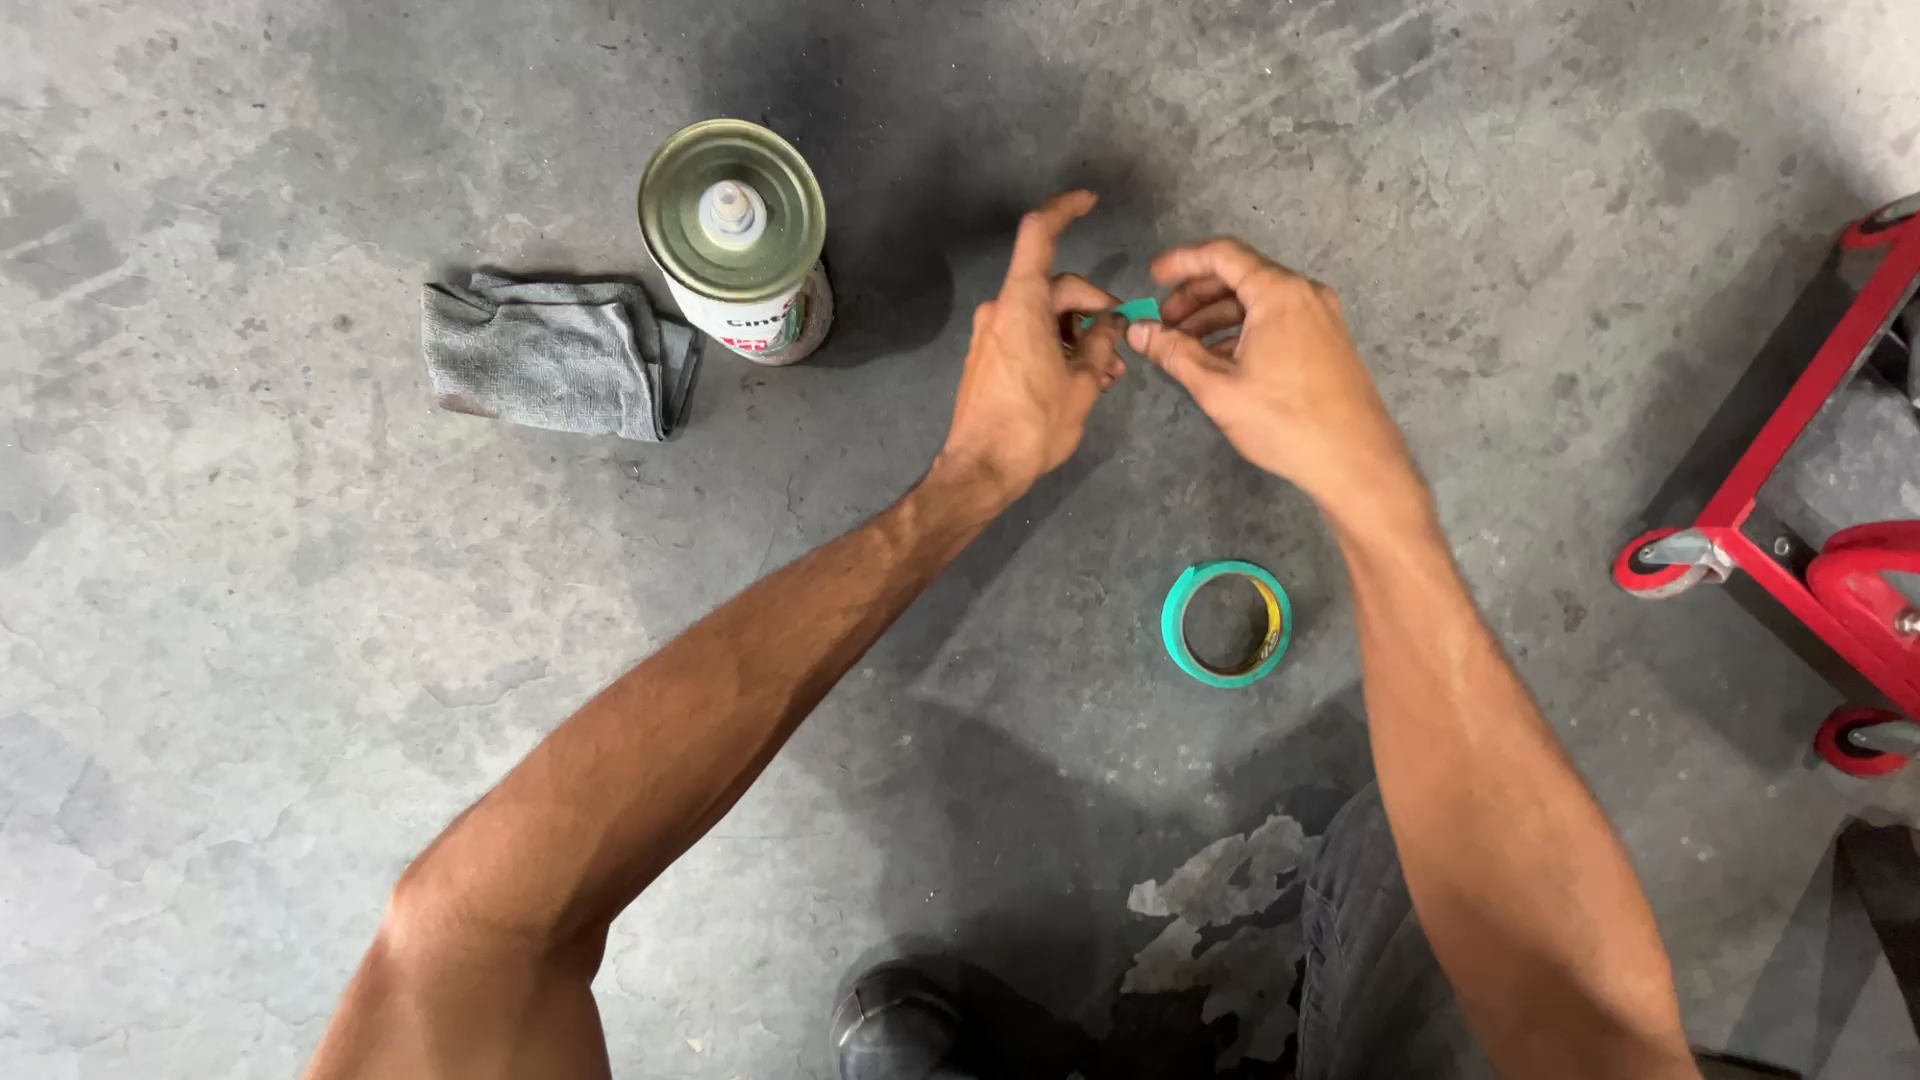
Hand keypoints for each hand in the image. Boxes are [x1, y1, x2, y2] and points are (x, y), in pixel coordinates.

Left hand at [937, 190, 1127, 507]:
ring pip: (1044, 317)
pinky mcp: (987, 360)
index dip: (1064, 210)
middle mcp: (1000, 311)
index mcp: (1021, 305)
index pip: (1038, 235)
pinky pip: (1027, 338)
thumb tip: (1110, 324)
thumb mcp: (1082, 384)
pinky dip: (1056, 347)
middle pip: (1055, 287)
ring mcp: (989, 337)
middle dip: (1093, 309)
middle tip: (1121, 343)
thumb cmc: (1033, 425)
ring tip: (1109, 372)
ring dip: (1079, 334)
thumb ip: (1101, 344)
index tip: (1088, 202)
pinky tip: (1081, 378)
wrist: (980, 469)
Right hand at [1126, 238, 1427, 525]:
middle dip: (1195, 295)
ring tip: (1184, 347)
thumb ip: (1174, 353)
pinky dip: (1241, 330)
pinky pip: (1274, 320)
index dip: (1182, 261)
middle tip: (1163, 323)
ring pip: (1257, 301)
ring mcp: (1320, 316)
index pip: (1223, 255)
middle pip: (1240, 276)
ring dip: (1215, 316)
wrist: (1353, 458)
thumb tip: (1139, 330)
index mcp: (1279, 293)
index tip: (1152, 277)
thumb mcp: (1218, 388)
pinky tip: (1219, 360)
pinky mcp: (1325, 340)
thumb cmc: (1283, 421)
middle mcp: (1303, 293)